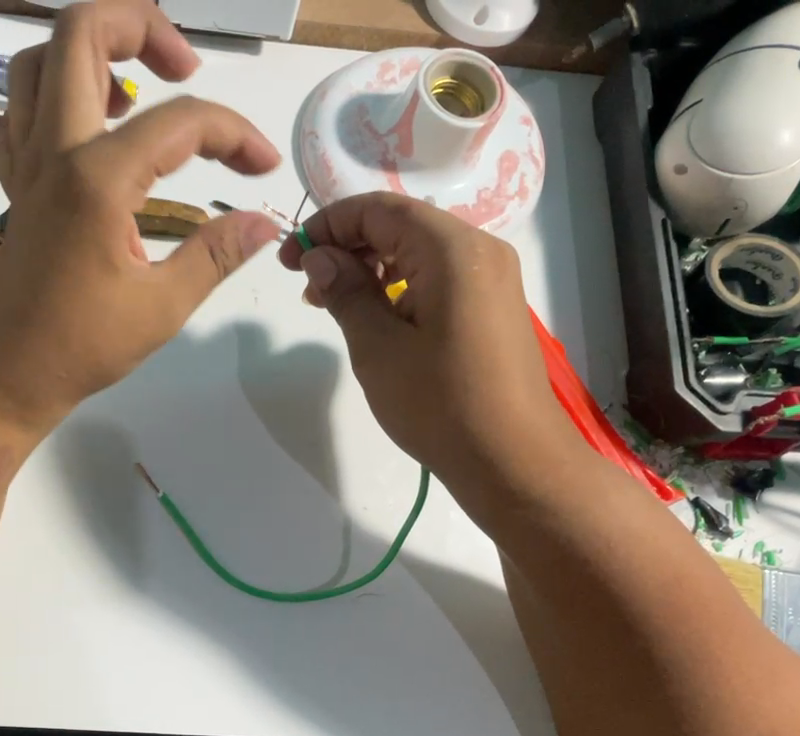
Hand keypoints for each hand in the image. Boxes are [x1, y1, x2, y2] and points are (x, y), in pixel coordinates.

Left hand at [0, 0, 282, 427]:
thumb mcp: (162, 307)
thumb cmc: (83, 348)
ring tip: (134, 94)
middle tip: (186, 71)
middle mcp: (55, 152)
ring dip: (90, 54)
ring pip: (40, 62)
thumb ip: (216, 254)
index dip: (235, 134)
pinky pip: (23, 112)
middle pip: (81, 33)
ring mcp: (26, 165)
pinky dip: (55, 98)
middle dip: (143, 27)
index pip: (181, 122)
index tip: (262, 169)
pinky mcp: (17, 186)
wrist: (7, 376)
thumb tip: (266, 222)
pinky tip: (89, 131)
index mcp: (98, 179)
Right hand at [276, 193, 584, 491]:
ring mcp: (491, 280)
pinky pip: (438, 280)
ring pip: (419, 253)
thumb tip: (319, 257)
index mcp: (451, 249)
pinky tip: (375, 320)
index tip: (288, 259)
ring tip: (333, 306)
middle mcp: (479, 251)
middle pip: (402, 226)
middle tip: (306, 286)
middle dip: (348, 247)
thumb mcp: (377, 348)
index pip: (379, 210)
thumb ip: (346, 292)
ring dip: (372, 269)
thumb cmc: (439, 404)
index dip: (327, 226)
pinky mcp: (492, 309)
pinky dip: (399, 288)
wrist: (511, 460)